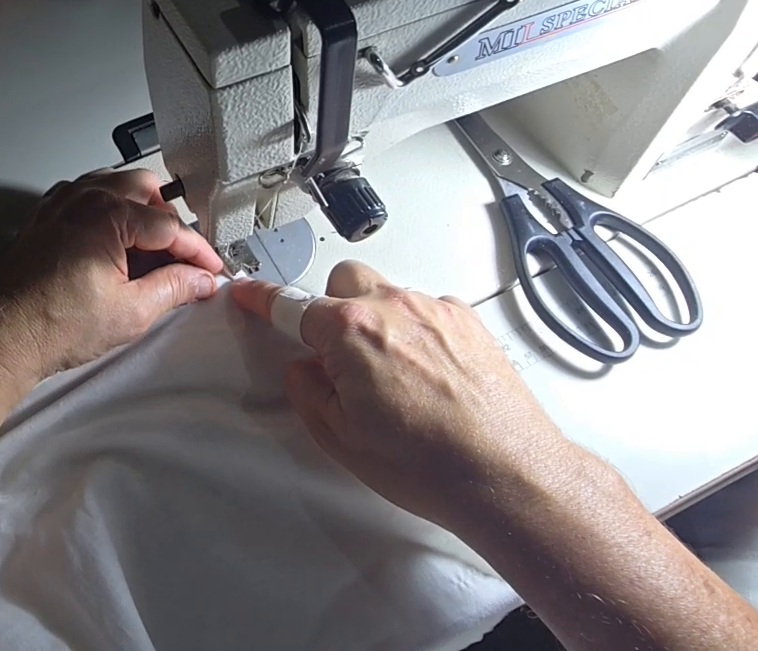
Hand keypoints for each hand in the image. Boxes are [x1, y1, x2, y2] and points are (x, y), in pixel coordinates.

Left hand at [0, 169, 223, 395]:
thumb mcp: (129, 312)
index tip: (209, 269)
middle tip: (181, 257)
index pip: (170, 225)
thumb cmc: (51, 326)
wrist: (0, 339)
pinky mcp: (47, 214)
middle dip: (170, 221)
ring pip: (117, 185)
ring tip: (150, 249)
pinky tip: (113, 241)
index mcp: (108, 215)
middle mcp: (84, 198)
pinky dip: (109, 208)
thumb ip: (173, 288)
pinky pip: (88, 194)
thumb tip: (198, 280)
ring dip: (140, 209)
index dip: (197, 250)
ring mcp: (62, 202)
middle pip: (146, 191)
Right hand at [230, 261, 580, 531]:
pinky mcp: (467, 319)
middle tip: (343, 354)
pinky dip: (418, 331)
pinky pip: (426, 309)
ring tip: (399, 378)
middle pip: (343, 281)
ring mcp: (433, 308)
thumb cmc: (431, 464)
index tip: (249, 292)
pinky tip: (430, 375)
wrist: (508, 476)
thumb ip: (309, 390)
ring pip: (387, 293)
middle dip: (334, 308)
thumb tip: (305, 368)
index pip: (290, 305)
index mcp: (350, 331)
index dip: (262, 298)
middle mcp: (392, 306)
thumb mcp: (341, 437)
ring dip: (379, 321)